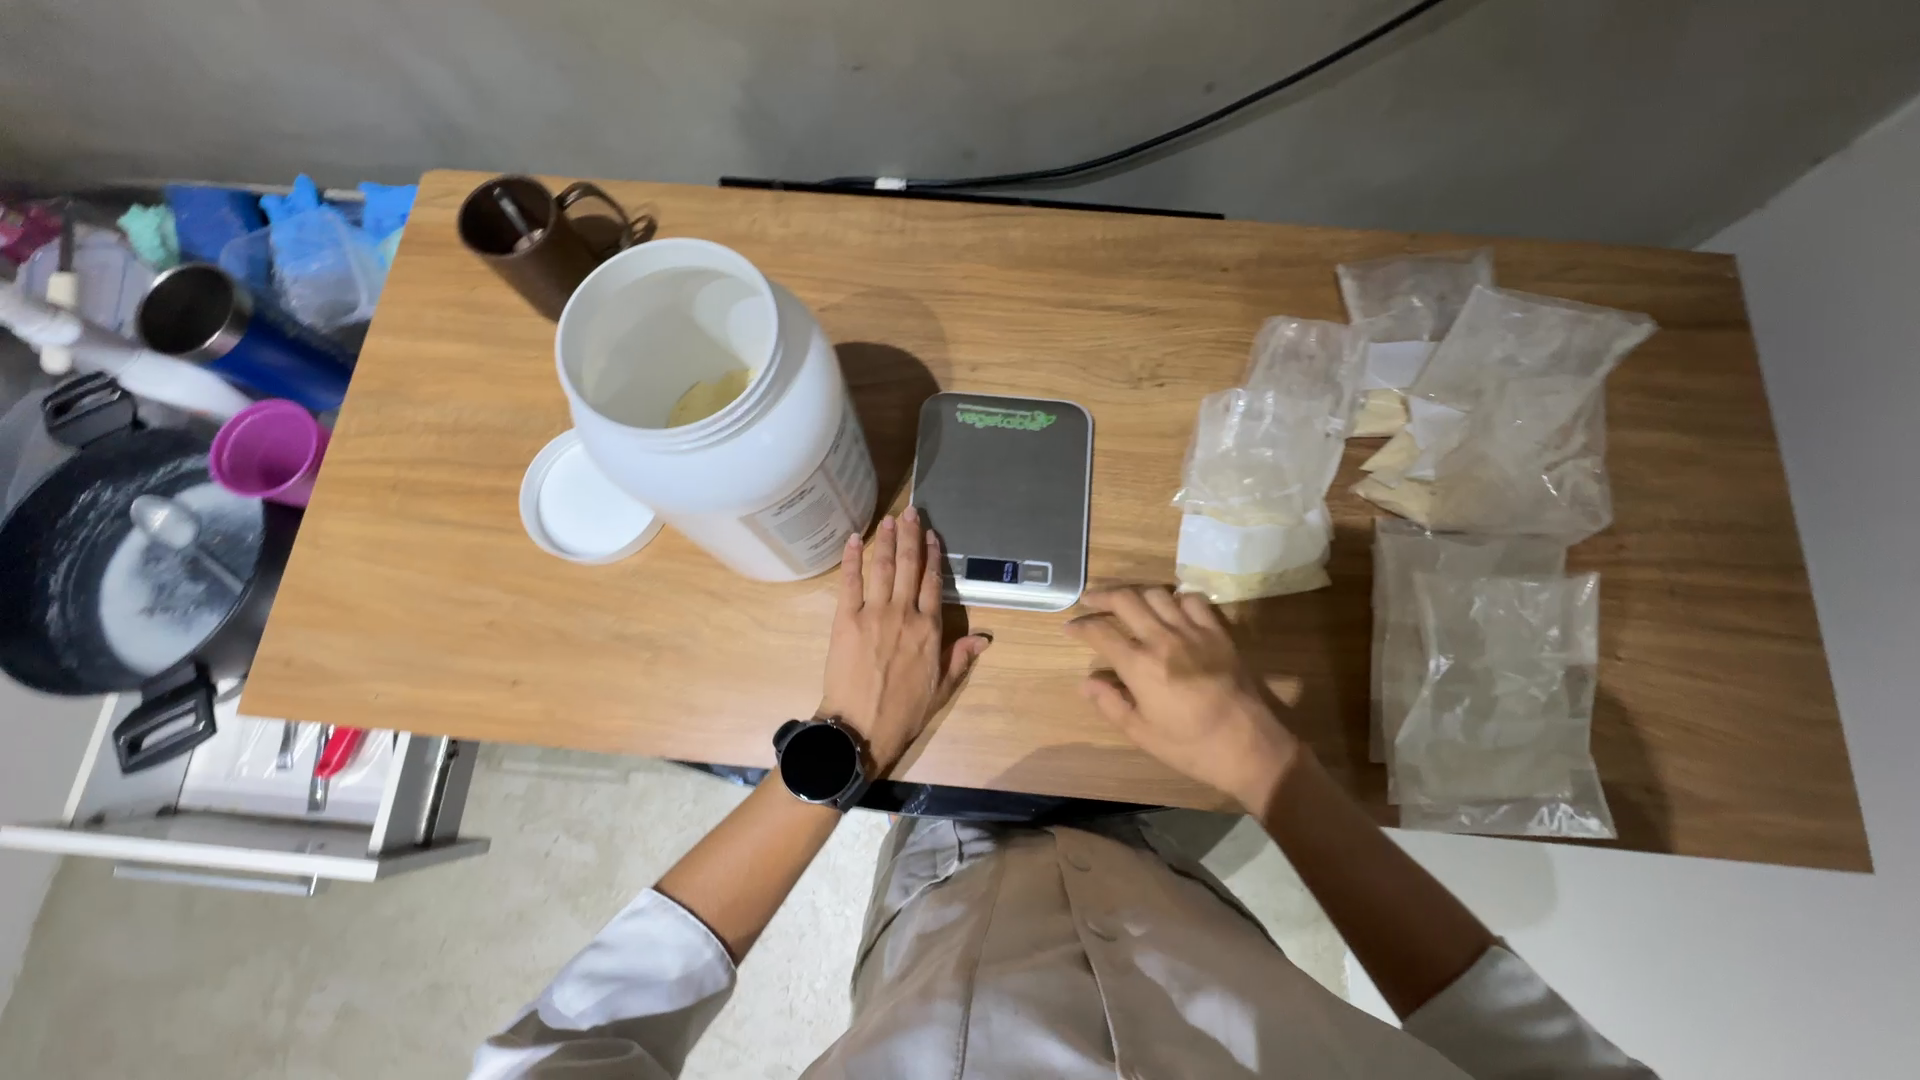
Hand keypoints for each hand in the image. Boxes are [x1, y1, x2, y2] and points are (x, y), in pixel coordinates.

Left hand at [819, 508, 990, 771]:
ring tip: (889, 519)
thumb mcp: (942, 688)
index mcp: (929, 629)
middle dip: (910, 537)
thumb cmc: (904, 712)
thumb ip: (960, 658)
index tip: (932, 536)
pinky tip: (853, 539)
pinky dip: (851, 559)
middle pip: (909, 566)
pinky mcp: (845, 619)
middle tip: (911, 512)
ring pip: (882, 568)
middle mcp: (904, 613)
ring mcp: (873, 614)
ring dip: (885, 540)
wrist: (861, 727)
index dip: (933, 557)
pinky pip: (850, 582)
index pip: (933, 583)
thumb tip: (984, 638)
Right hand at [1065, 586, 1302, 812]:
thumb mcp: (1142, 734)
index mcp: (1139, 666)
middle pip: (1125, 600)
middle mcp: (1162, 639)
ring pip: (1157, 593)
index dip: (1080, 626)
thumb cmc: (1191, 747)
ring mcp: (1193, 632)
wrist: (1250, 746)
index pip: (1100, 632)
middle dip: (1101, 596)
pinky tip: (1170, 608)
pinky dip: (1176, 598)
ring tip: (1125, 601)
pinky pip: (1193, 600)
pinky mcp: (1218, 633)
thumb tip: (1085, 683)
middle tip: (1089, 600)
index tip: (1069, 627)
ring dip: (1135, 593)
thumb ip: (1110, 704)